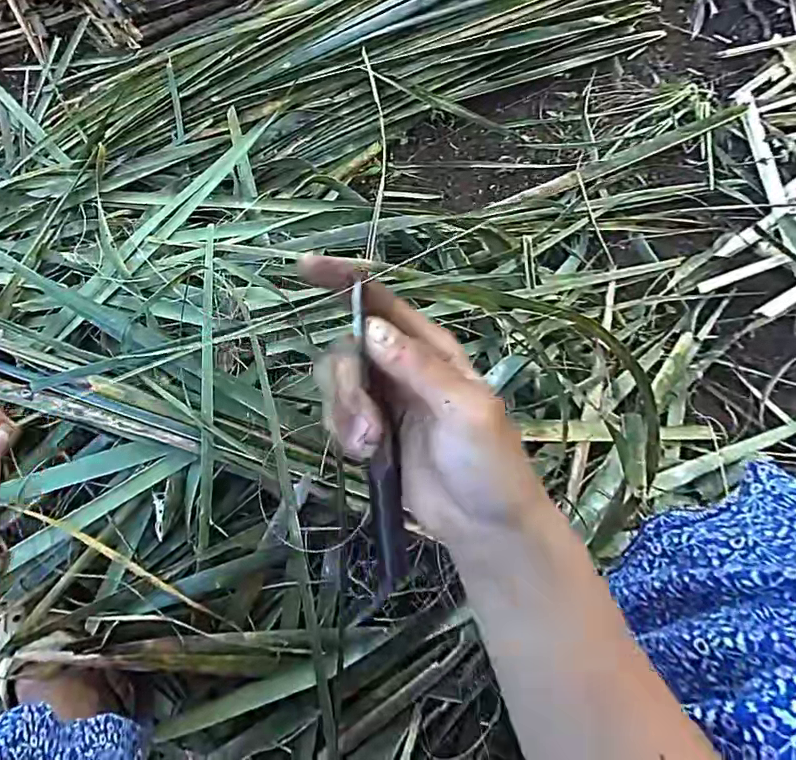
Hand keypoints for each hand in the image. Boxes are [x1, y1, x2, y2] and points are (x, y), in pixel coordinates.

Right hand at [302, 256, 552, 554]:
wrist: (485, 527)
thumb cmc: (490, 463)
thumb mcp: (465, 410)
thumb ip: (418, 367)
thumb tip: (371, 328)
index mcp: (428, 347)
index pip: (380, 300)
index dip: (342, 279)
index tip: (305, 269)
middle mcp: (399, 363)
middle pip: (346, 346)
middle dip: (347, 384)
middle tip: (368, 425)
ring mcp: (382, 396)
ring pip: (336, 381)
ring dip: (345, 413)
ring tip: (371, 446)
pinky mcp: (368, 428)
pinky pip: (334, 414)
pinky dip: (342, 432)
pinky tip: (367, 455)